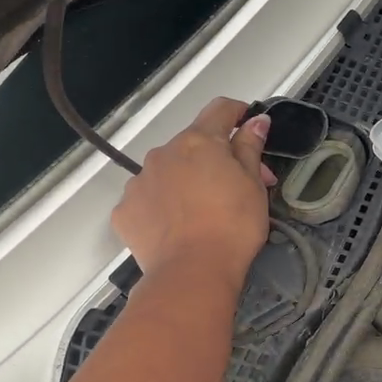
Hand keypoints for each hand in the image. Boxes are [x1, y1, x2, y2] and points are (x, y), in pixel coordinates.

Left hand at [112, 97, 273, 286]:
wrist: (192, 272)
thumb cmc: (234, 224)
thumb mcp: (253, 185)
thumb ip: (250, 148)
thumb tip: (256, 120)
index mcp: (199, 141)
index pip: (220, 110)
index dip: (239, 112)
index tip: (251, 123)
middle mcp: (164, 153)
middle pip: (194, 144)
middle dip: (218, 158)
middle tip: (241, 186)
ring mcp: (139, 181)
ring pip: (169, 170)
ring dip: (189, 179)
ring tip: (206, 210)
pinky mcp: (125, 210)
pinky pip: (150, 197)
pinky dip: (166, 203)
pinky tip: (180, 225)